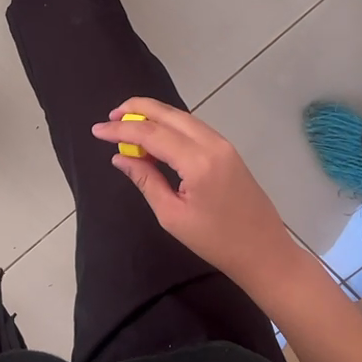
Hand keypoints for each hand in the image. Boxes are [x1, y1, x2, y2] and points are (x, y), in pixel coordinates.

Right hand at [91, 98, 303, 283]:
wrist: (264, 252)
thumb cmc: (216, 242)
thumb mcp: (172, 216)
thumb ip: (146, 181)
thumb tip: (120, 157)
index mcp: (198, 162)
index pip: (151, 134)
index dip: (121, 130)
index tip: (97, 130)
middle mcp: (212, 144)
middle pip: (168, 113)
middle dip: (137, 109)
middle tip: (110, 116)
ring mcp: (223, 144)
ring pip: (182, 117)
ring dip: (153, 115)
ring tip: (126, 123)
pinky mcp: (228, 150)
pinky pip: (193, 127)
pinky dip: (170, 125)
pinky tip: (154, 136)